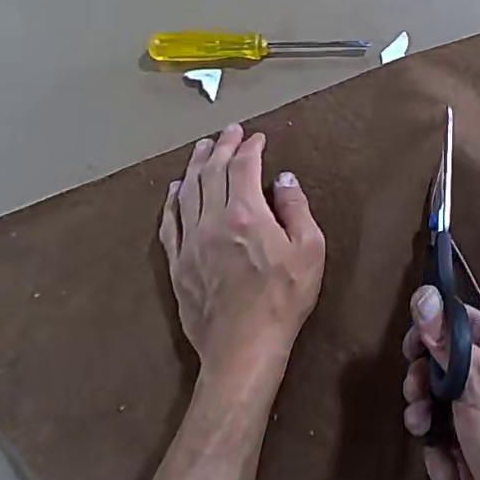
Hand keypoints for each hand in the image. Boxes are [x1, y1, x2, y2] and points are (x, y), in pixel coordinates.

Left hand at [160, 125, 324, 384]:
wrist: (243, 347)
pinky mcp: (178, 264)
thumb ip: (296, 209)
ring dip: (196, 165)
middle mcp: (212, 221)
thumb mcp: (309, 249)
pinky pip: (169, 223)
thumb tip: (284, 179)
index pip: (244, 167)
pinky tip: (175, 189)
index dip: (251, 148)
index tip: (259, 137)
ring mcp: (190, 243)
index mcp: (247, 214)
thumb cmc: (284, 298)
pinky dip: (172, 201)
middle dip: (223, 147)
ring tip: (203, 148)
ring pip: (188, 192)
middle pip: (212, 173)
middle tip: (230, 131)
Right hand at [401, 289, 479, 479]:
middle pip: (435, 361)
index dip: (426, 332)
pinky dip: (439, 454)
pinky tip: (452, 468)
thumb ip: (446, 341)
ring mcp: (476, 406)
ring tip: (432, 438)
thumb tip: (424, 294)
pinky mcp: (467, 440)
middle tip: (419, 401)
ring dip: (424, 423)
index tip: (410, 353)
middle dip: (421, 385)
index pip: (451, 319)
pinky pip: (437, 435)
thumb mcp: (476, 382)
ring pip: (431, 401)